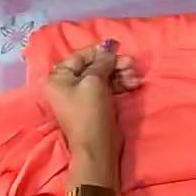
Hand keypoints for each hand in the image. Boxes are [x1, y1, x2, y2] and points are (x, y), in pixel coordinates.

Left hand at [44, 41, 139, 186]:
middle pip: (94, 66)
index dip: (100, 52)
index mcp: (59, 77)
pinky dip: (121, 84)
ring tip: (136, 78)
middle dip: (115, 64)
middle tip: (132, 64)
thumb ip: (102, 62)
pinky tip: (134, 83)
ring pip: (104, 76)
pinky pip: (108, 87)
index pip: (81, 56)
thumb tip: (109, 47)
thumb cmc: (90, 112)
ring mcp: (83, 95)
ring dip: (121, 74)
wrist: (97, 147)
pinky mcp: (96, 104)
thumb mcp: (94, 82)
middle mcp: (68, 84)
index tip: (119, 49)